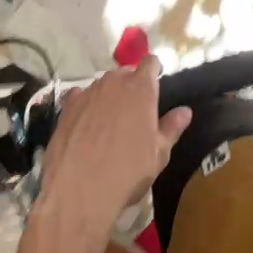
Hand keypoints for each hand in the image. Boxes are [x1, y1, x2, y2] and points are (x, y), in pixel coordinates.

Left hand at [38, 57, 192, 222]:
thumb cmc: (127, 172)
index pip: (150, 62)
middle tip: (134, 111)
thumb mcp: (158, 155)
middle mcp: (114, 82)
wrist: (78, 190)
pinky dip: (86, 105)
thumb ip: (171, 128)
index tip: (155, 83)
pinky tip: (85, 125)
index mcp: (141, 88)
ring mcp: (88, 91)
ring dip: (108, 95)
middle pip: (125, 73)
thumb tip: (185, 111)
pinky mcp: (67, 105)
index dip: (154, 70)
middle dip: (131, 85)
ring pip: (103, 84)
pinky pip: (80, 96)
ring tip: (108, 121)